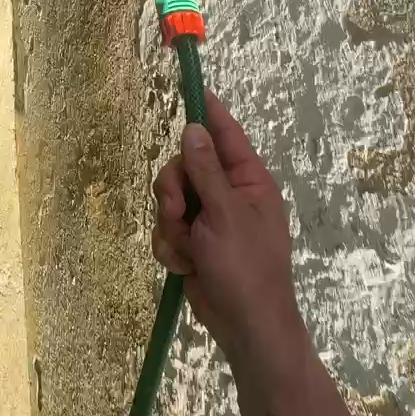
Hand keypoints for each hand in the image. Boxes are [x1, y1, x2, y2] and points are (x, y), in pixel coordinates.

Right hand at [151, 89, 306, 364]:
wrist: (244, 327)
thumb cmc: (246, 268)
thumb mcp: (225, 215)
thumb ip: (206, 170)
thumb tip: (196, 127)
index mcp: (248, 181)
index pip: (225, 135)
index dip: (209, 112)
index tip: (194, 87)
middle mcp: (227, 193)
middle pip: (183, 166)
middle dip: (173, 191)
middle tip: (178, 212)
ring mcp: (209, 217)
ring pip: (169, 197)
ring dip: (170, 223)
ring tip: (186, 247)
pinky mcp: (193, 240)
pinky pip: (166, 226)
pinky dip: (170, 245)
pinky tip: (185, 264)